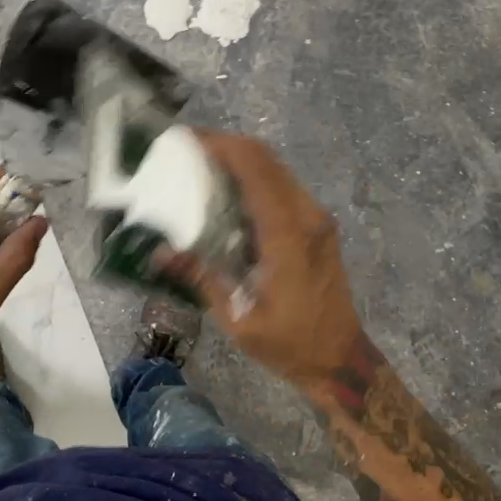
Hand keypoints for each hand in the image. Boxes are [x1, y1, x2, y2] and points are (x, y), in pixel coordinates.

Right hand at [175, 133, 363, 385]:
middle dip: (225, 147)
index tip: (186, 141)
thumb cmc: (290, 344)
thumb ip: (202, 279)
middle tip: (184, 152)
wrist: (340, 359)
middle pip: (266, 159)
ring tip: (198, 169)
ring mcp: (316, 219)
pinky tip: (224, 196)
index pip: (255, 169)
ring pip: (276, 169)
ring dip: (239, 161)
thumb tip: (160, 252)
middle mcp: (306, 216)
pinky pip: (282, 187)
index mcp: (287, 235)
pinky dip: (252, 179)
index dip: (221, 146)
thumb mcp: (238, 320)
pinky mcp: (316, 226)